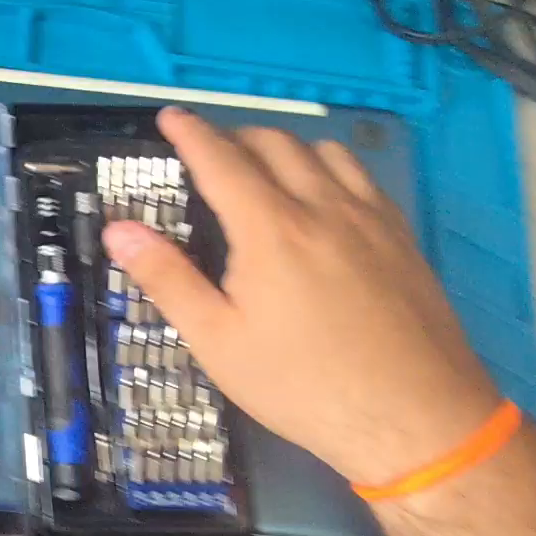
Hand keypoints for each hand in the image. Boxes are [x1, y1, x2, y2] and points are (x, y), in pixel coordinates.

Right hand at [102, 108, 502, 487]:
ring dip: (284, 146)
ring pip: (325, 152)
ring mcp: (371, 219)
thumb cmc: (301, 384)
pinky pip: (362, 177)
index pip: (222, 161)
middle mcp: (323, 208)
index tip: (170, 115)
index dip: (191, 133)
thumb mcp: (217, 340)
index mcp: (271, 230)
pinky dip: (328, 167)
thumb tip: (118, 230)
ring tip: (261, 168)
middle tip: (207, 149)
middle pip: (275, 144)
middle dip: (234, 135)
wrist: (417, 420)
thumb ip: (166, 278)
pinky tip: (321, 198)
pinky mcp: (402, 238)